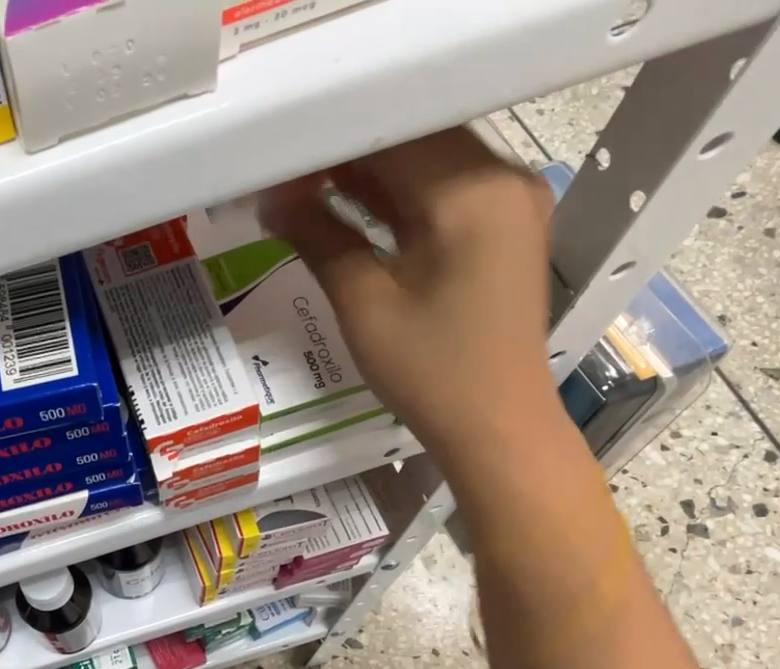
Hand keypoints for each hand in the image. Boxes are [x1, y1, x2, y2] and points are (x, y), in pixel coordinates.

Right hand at [259, 127, 556, 456]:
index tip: (277, 158)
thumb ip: (319, 237)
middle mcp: (503, 178)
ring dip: (367, 171)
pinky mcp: (503, 225)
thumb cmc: (431, 371)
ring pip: (426, 160)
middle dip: (346, 151)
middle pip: (414, 136)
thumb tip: (271, 199)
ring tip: (303, 186)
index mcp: (472, 191)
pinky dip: (396, 194)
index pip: (392, 131)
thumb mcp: (364, 304)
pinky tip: (347, 203)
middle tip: (283, 172)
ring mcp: (508, 200)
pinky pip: (442, 189)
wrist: (496, 426)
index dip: (329, 139)